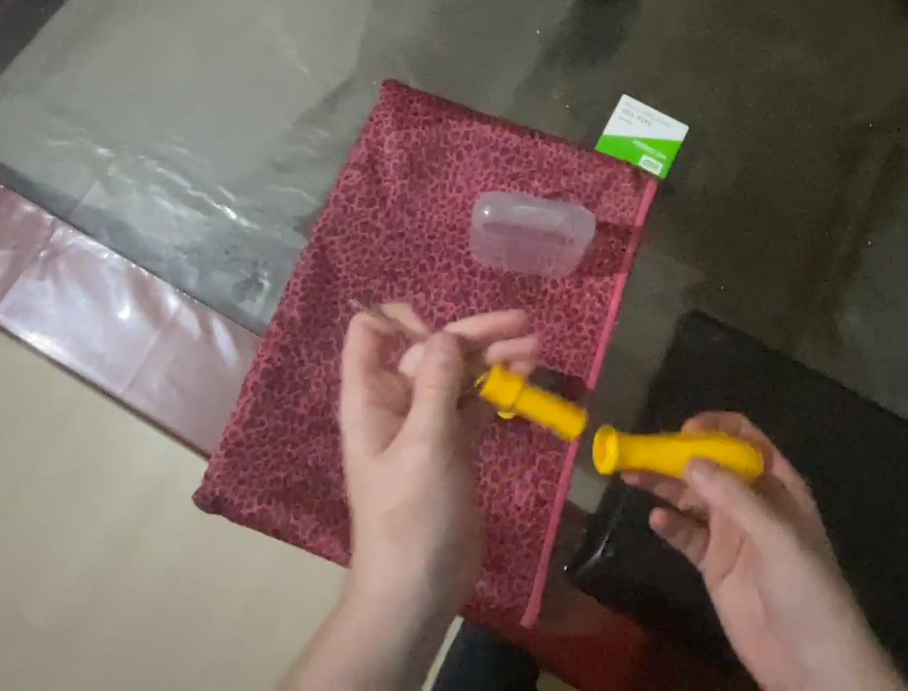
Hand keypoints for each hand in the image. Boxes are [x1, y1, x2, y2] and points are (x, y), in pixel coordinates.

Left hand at [339, 302, 532, 615]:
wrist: (418, 589)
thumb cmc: (410, 516)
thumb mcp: (424, 444)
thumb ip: (437, 384)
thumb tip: (448, 333)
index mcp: (371, 396)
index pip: (370, 333)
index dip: (402, 319)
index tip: (445, 327)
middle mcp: (397, 402)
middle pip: (432, 350)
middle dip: (474, 334)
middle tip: (523, 324)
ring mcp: (427, 423)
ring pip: (459, 374)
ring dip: (494, 358)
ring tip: (537, 347)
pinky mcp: (453, 444)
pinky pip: (476, 402)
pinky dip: (499, 387)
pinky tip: (528, 377)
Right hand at [627, 413, 907, 690]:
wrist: (814, 664)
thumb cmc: (807, 589)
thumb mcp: (777, 536)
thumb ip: (734, 496)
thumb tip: (689, 460)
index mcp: (778, 486)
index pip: (746, 441)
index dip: (716, 429)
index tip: (684, 430)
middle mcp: (753, 503)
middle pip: (711, 466)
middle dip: (678, 454)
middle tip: (642, 450)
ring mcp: (732, 535)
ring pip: (692, 498)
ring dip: (663, 485)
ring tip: (631, 474)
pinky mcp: (714, 565)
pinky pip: (687, 536)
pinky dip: (670, 525)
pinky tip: (656, 520)